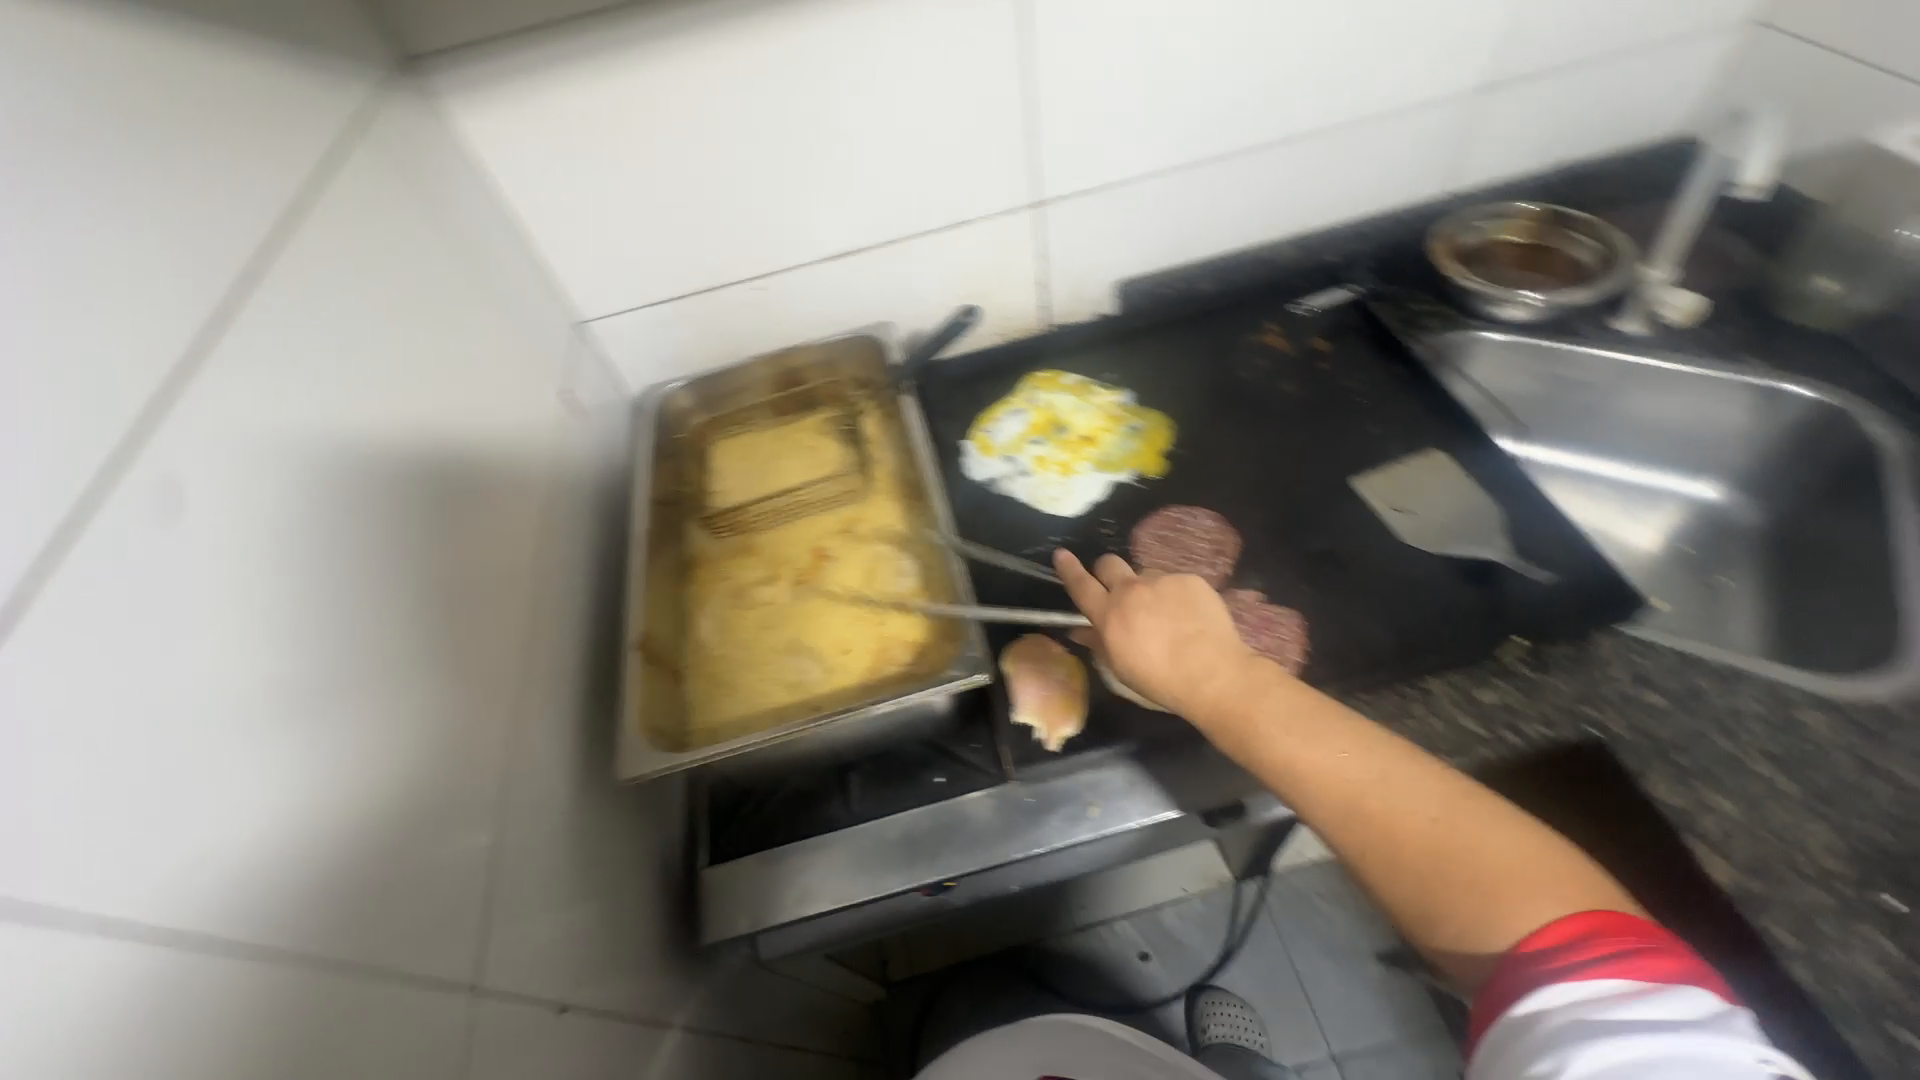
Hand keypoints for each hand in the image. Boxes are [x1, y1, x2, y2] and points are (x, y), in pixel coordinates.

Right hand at [1053, 549, 1259, 717]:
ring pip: (1145, 573)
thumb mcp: (1121, 667)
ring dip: (1147, 587)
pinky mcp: (1190, 579)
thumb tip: (1079, 631)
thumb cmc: (1160, 680)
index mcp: (1109, 614)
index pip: (1081, 585)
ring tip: (1166, 614)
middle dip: (1107, 572)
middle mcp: (1131, 590)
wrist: (1213, 674)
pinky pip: (1175, 581)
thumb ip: (1098, 642)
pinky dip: (1176, 595)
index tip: (1061, 555)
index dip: (1069, 569)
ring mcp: (1162, 581)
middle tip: (1118, 590)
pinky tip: (1190, 617)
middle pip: (1109, 563)